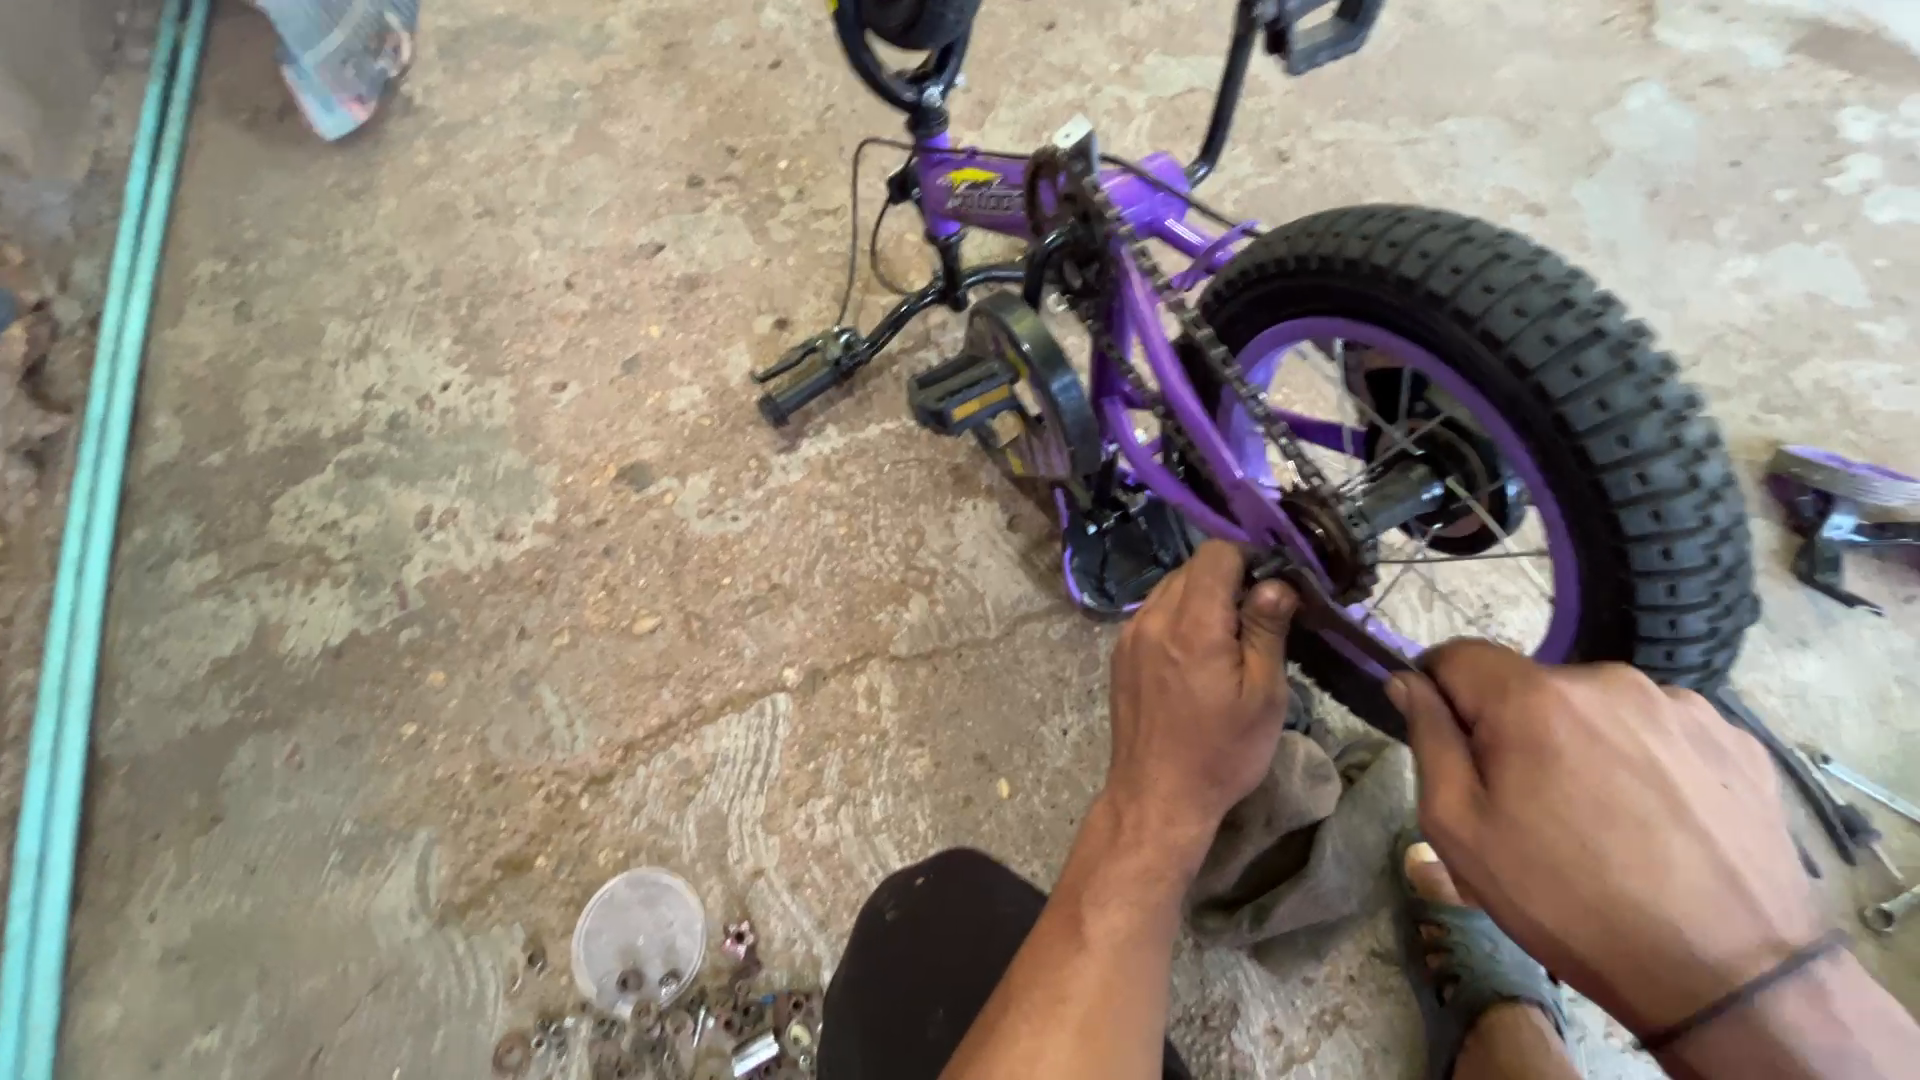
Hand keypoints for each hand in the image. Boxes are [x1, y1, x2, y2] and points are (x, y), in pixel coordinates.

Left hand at [1104, 541, 1297, 861]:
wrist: (1156, 794)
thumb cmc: (1221, 752)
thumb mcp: (1264, 695)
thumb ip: (1267, 630)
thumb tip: (1276, 582)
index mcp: (1191, 624)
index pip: (1215, 554)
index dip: (1248, 560)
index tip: (1271, 589)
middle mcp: (1152, 618)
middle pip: (1191, 568)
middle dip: (1227, 580)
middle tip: (1256, 619)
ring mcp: (1130, 635)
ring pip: (1169, 589)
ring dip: (1200, 599)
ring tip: (1227, 640)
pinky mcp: (1120, 653)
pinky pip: (1152, 614)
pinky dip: (1177, 618)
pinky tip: (1195, 655)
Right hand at [1392, 642, 1824, 1036]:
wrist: (1728, 979)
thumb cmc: (1563, 899)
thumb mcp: (1457, 825)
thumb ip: (1427, 737)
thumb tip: (1408, 681)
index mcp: (1534, 698)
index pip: (1458, 655)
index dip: (1439, 691)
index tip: (1449, 742)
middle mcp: (1609, 682)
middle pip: (1528, 685)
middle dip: (1512, 726)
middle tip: (1524, 800)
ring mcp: (1682, 708)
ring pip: (1594, 706)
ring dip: (1578, 740)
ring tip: (1596, 813)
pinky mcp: (1736, 741)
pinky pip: (1656, 729)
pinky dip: (1640, 757)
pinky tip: (1652, 816)